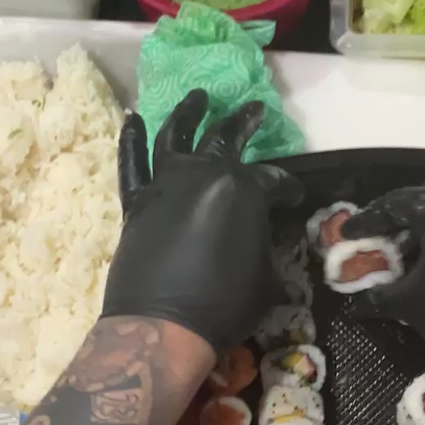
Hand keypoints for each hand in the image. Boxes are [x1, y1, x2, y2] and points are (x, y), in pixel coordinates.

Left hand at [102, 90, 302, 351]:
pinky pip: (131, 163)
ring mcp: (164, 183)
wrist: (164, 326)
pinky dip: (131, 139)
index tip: (293, 197)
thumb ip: (268, 249)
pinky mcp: (136, 201)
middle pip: (226, 137)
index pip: (274, 181)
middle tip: (256, 109)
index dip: (288, 189)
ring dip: (189, 112)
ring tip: (198, 97)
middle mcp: (202, 174)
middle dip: (245, 122)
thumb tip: (266, 244)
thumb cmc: (224, 305)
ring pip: (175, 134)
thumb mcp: (268, 277)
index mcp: (242, 189)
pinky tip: (134, 119)